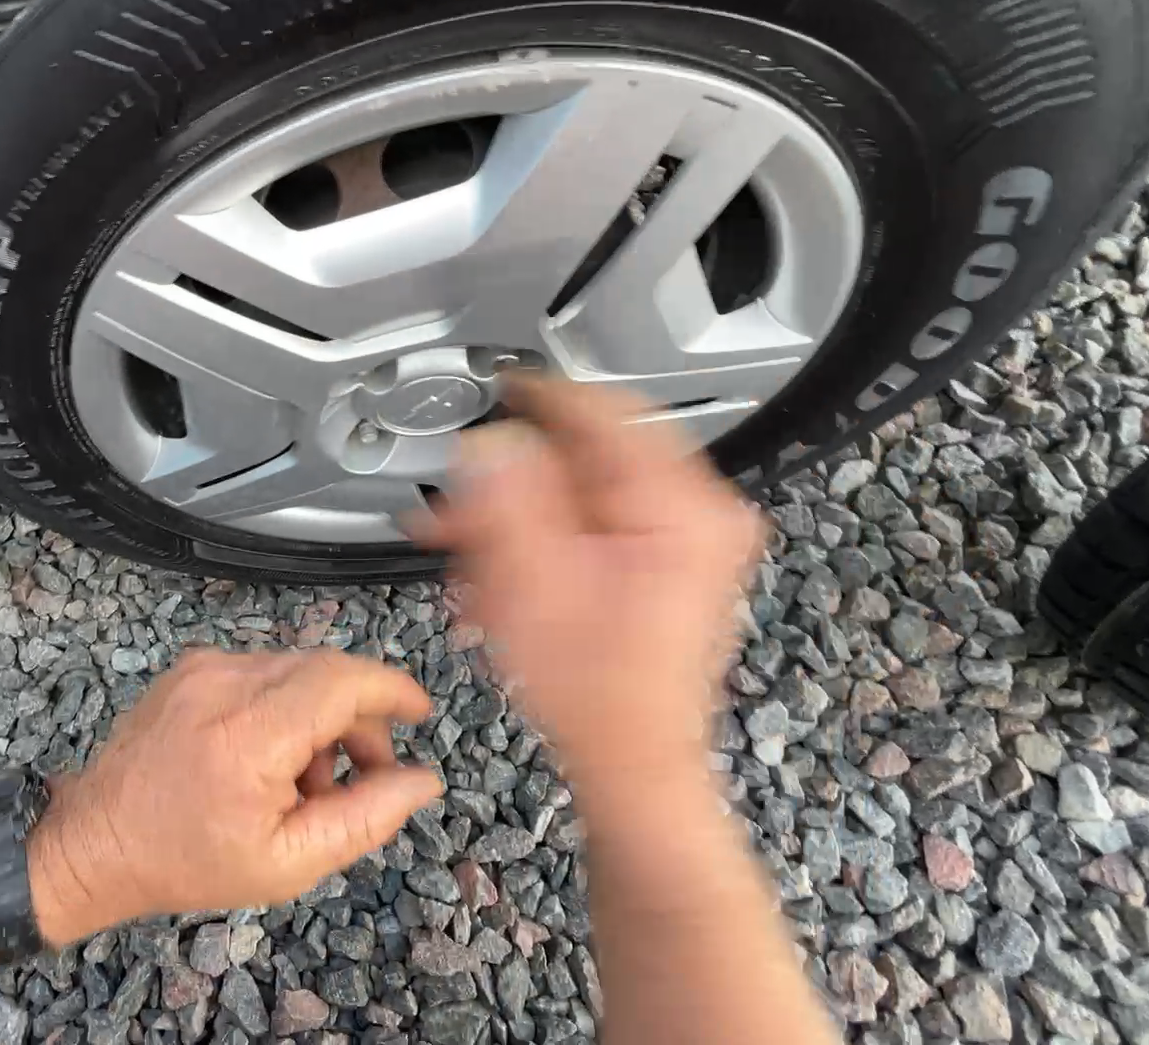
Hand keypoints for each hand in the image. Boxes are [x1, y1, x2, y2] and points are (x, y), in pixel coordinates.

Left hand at [30, 650, 439, 938]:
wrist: (99, 840)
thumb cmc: (190, 860)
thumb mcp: (289, 861)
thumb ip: (366, 817)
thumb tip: (423, 779)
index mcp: (249, 734)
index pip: (341, 679)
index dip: (391, 688)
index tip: (420, 710)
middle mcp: (224, 683)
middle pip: (325, 671)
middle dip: (359, 716)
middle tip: (363, 771)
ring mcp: (203, 667)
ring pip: (296, 669)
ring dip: (321, 712)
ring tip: (305, 777)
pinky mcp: (191, 665)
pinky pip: (262, 670)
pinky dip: (284, 703)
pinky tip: (269, 753)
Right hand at [423, 376, 763, 786]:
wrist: (630, 757)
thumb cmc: (598, 695)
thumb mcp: (533, 587)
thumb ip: (507, 503)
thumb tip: (490, 443)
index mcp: (680, 510)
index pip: (605, 412)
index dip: (538, 400)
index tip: (497, 390)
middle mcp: (692, 515)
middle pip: (582, 458)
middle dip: (508, 481)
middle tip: (457, 507)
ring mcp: (677, 540)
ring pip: (576, 493)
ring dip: (513, 515)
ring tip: (468, 552)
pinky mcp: (656, 561)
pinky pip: (584, 524)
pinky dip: (535, 539)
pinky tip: (498, 569)